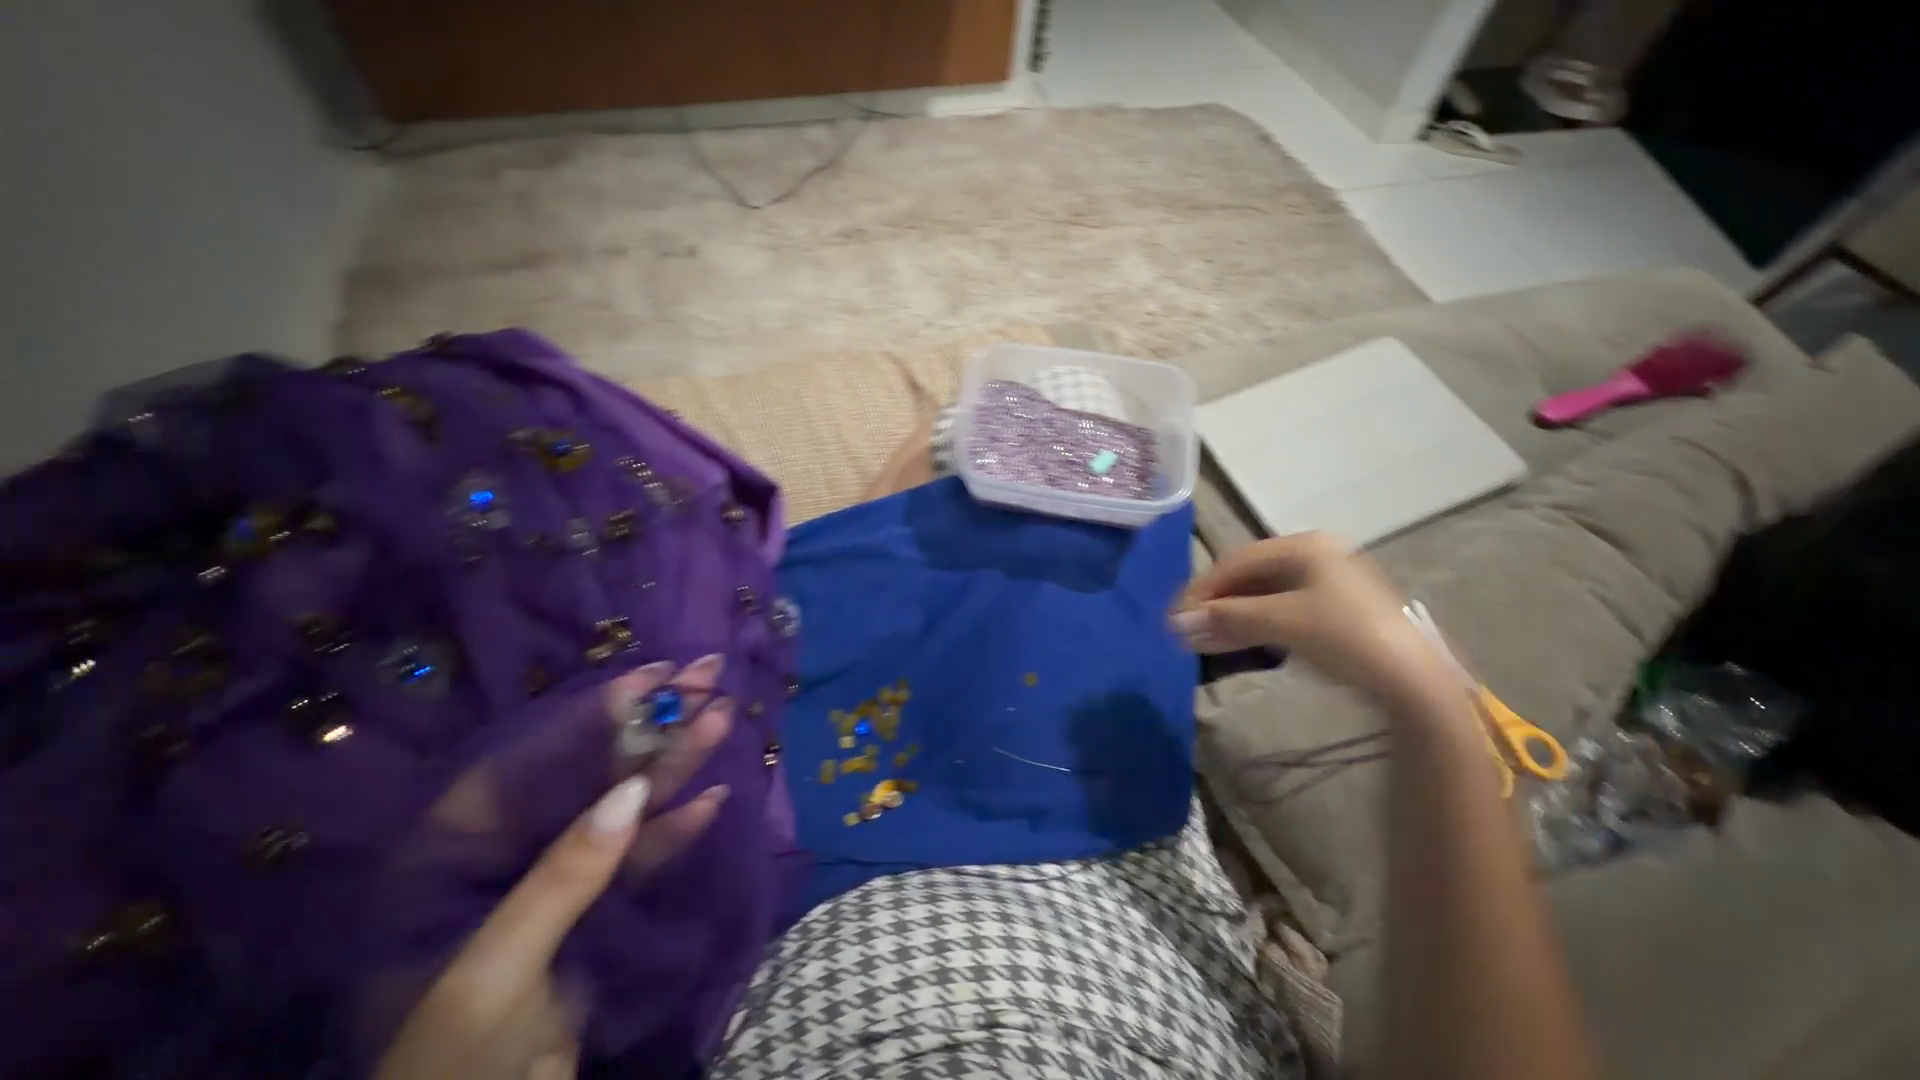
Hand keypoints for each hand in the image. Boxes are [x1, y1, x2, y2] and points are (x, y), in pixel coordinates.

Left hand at [375, 660, 733, 1079]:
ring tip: (723, 720)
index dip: (595, 716)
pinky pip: (635, 866)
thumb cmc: (453, 1064)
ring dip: (673, 771)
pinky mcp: (590, 924)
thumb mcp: (496, 970)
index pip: (530, 765)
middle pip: (585, 780)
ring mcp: (552, 889)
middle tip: (706, 679)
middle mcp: (503, 857)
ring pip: (619, 815)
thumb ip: (563, 876)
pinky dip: (673, 835)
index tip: (653, 676)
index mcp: (452, 856)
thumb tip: (633, 790)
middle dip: (648, 730)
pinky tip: (713, 800)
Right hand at [1173, 532, 1455, 711]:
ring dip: (1229, 619)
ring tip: (1196, 642)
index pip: (1239, 560)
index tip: (1175, 614)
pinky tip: (1227, 644)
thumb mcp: (1284, 622)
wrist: (1412, 679)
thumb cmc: (1347, 636)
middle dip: (1214, 604)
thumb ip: (1230, 617)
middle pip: (1250, 578)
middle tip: (1182, 629)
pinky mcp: (1331, 616)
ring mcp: (1325, 587)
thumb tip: (1178, 621)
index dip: (1203, 587)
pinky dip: (1251, 629)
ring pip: (1263, 599)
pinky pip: (1279, 615)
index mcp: (1306, 546)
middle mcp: (1315, 558)